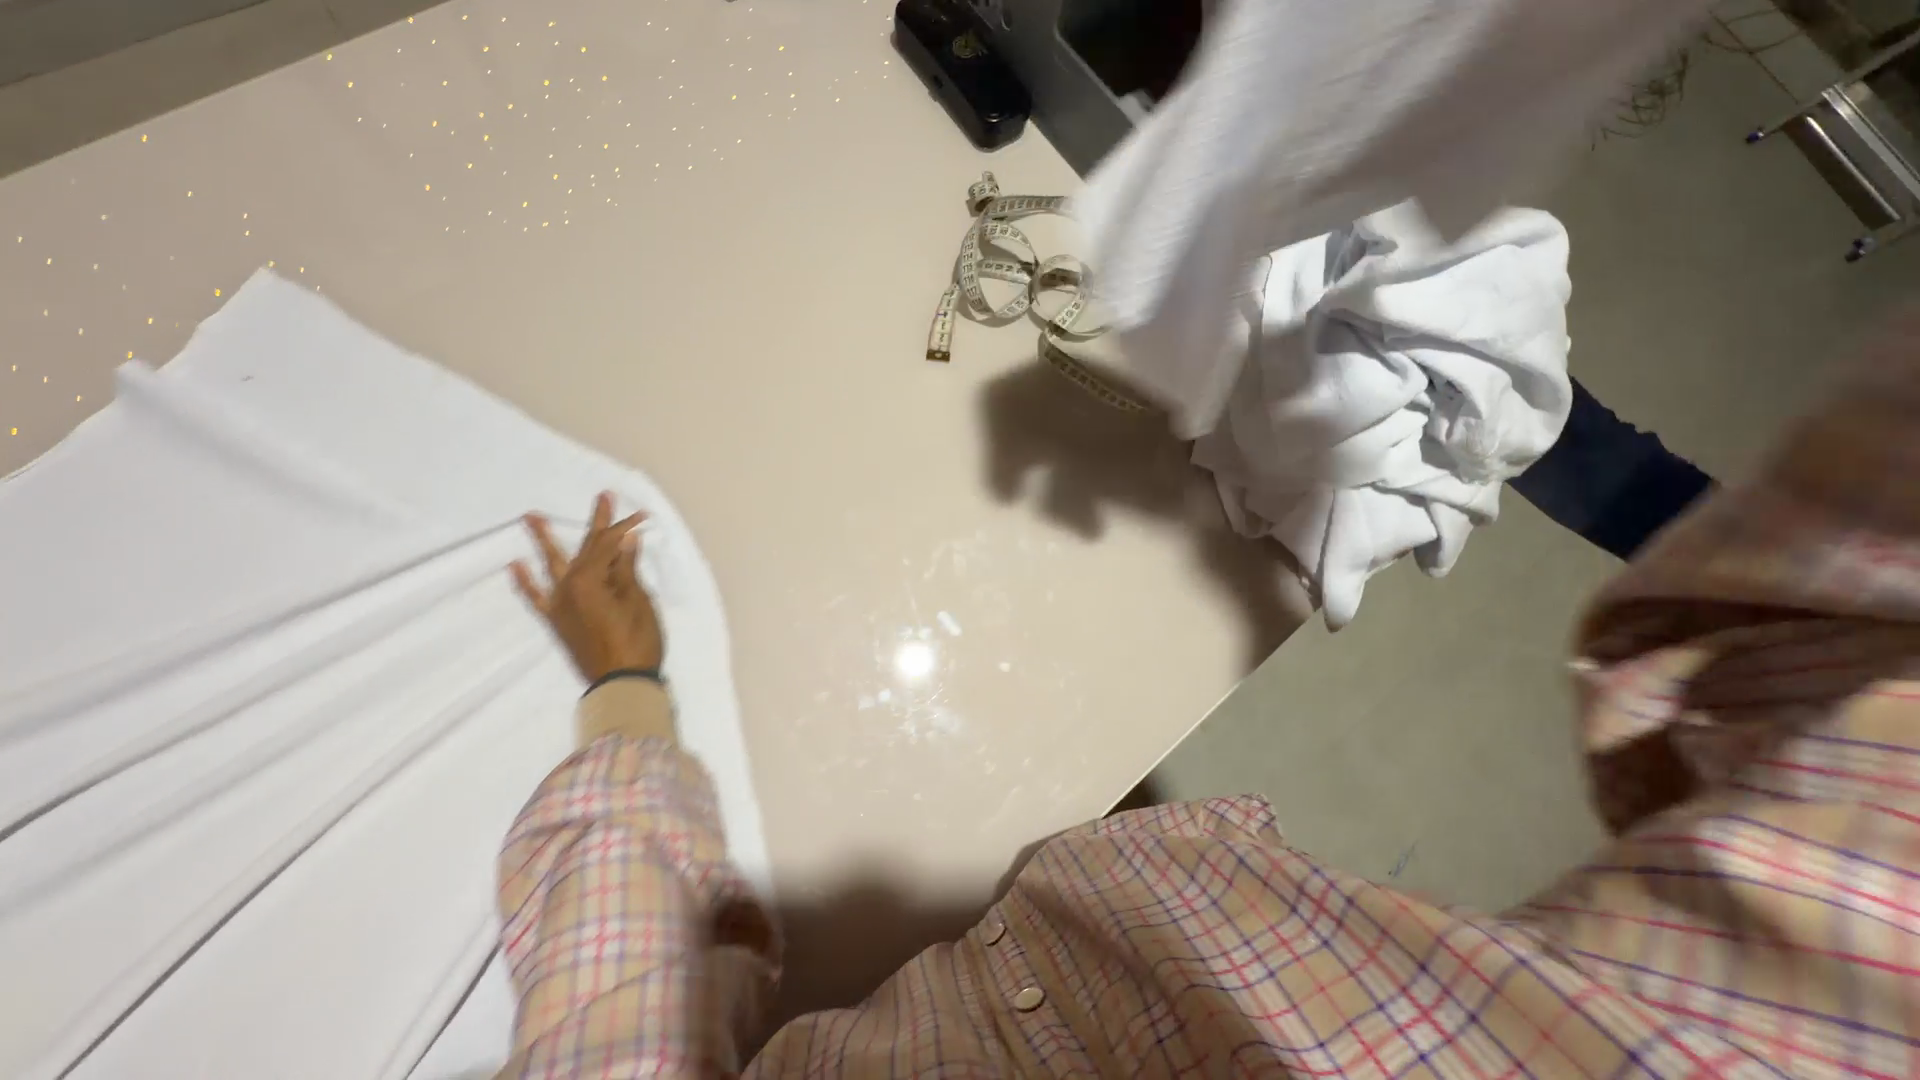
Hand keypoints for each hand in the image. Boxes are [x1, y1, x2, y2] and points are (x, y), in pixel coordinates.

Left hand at [510, 492, 665, 681]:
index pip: (610, 545)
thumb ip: (627, 570)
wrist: (620, 684)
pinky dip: (525, 582)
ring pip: (554, 565)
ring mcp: (559, 604)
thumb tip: (626, 540)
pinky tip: (515, 566)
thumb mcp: (639, 602)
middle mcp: (569, 587)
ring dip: (545, 540)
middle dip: (597, 524)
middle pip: (586, 549)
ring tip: (532, 517)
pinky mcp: (556, 620)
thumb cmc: (637, 642)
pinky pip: (536, 598)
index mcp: (591, 580)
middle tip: (602, 497)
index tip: (640, 515)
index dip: (625, 528)